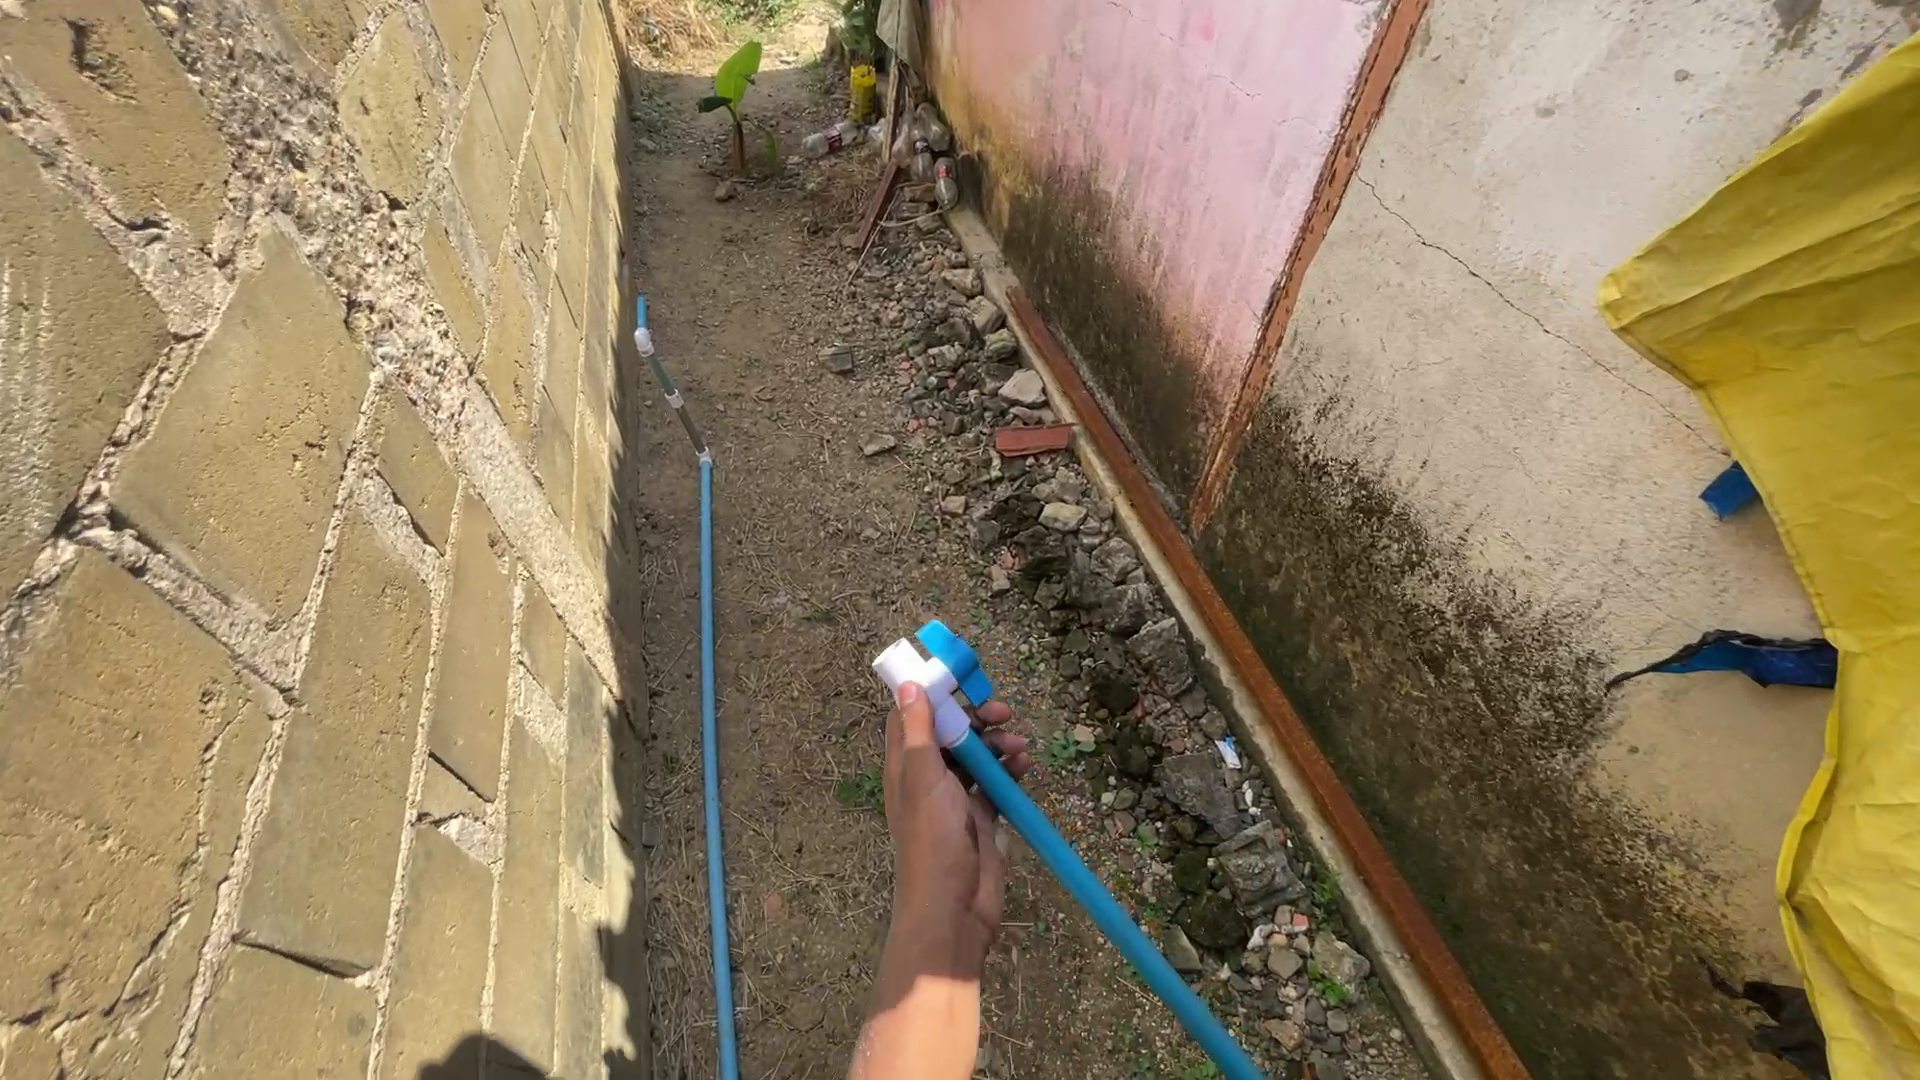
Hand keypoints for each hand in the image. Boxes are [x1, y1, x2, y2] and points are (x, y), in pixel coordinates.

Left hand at [882, 683, 1032, 970]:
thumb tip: (908, 683)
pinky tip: (1023, 765)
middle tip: (1002, 711)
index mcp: (905, 764)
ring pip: (976, 754)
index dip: (931, 693)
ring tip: (1019, 746)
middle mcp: (927, 776)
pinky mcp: (981, 815)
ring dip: (997, 743)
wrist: (954, 908)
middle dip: (976, 717)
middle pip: (951, 731)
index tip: (957, 677)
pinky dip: (1009, 769)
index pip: (910, 716)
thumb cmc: (932, 838)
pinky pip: (996, 781)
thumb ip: (919, 730)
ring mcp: (955, 797)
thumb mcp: (923, 776)